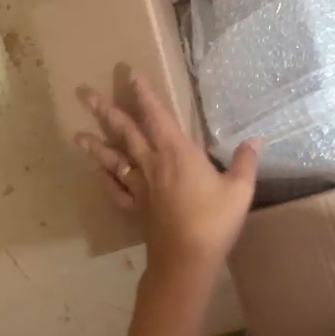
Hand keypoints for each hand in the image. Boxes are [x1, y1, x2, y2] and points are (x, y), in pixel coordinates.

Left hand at [74, 76, 260, 278]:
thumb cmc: (214, 221)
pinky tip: (96, 173)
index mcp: (177, 152)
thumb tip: (257, 139)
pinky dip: (104, 180)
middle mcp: (153, 163)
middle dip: (105, 110)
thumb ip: (245, 162)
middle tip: (83, 93)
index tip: (131, 75)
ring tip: (77, 135)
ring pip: (113, 160)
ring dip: (95, 145)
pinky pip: (115, 190)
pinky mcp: (135, 208)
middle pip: (125, 132)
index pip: (157, 116)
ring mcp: (140, 187)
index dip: (144, 95)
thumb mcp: (239, 189)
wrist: (186, 260)